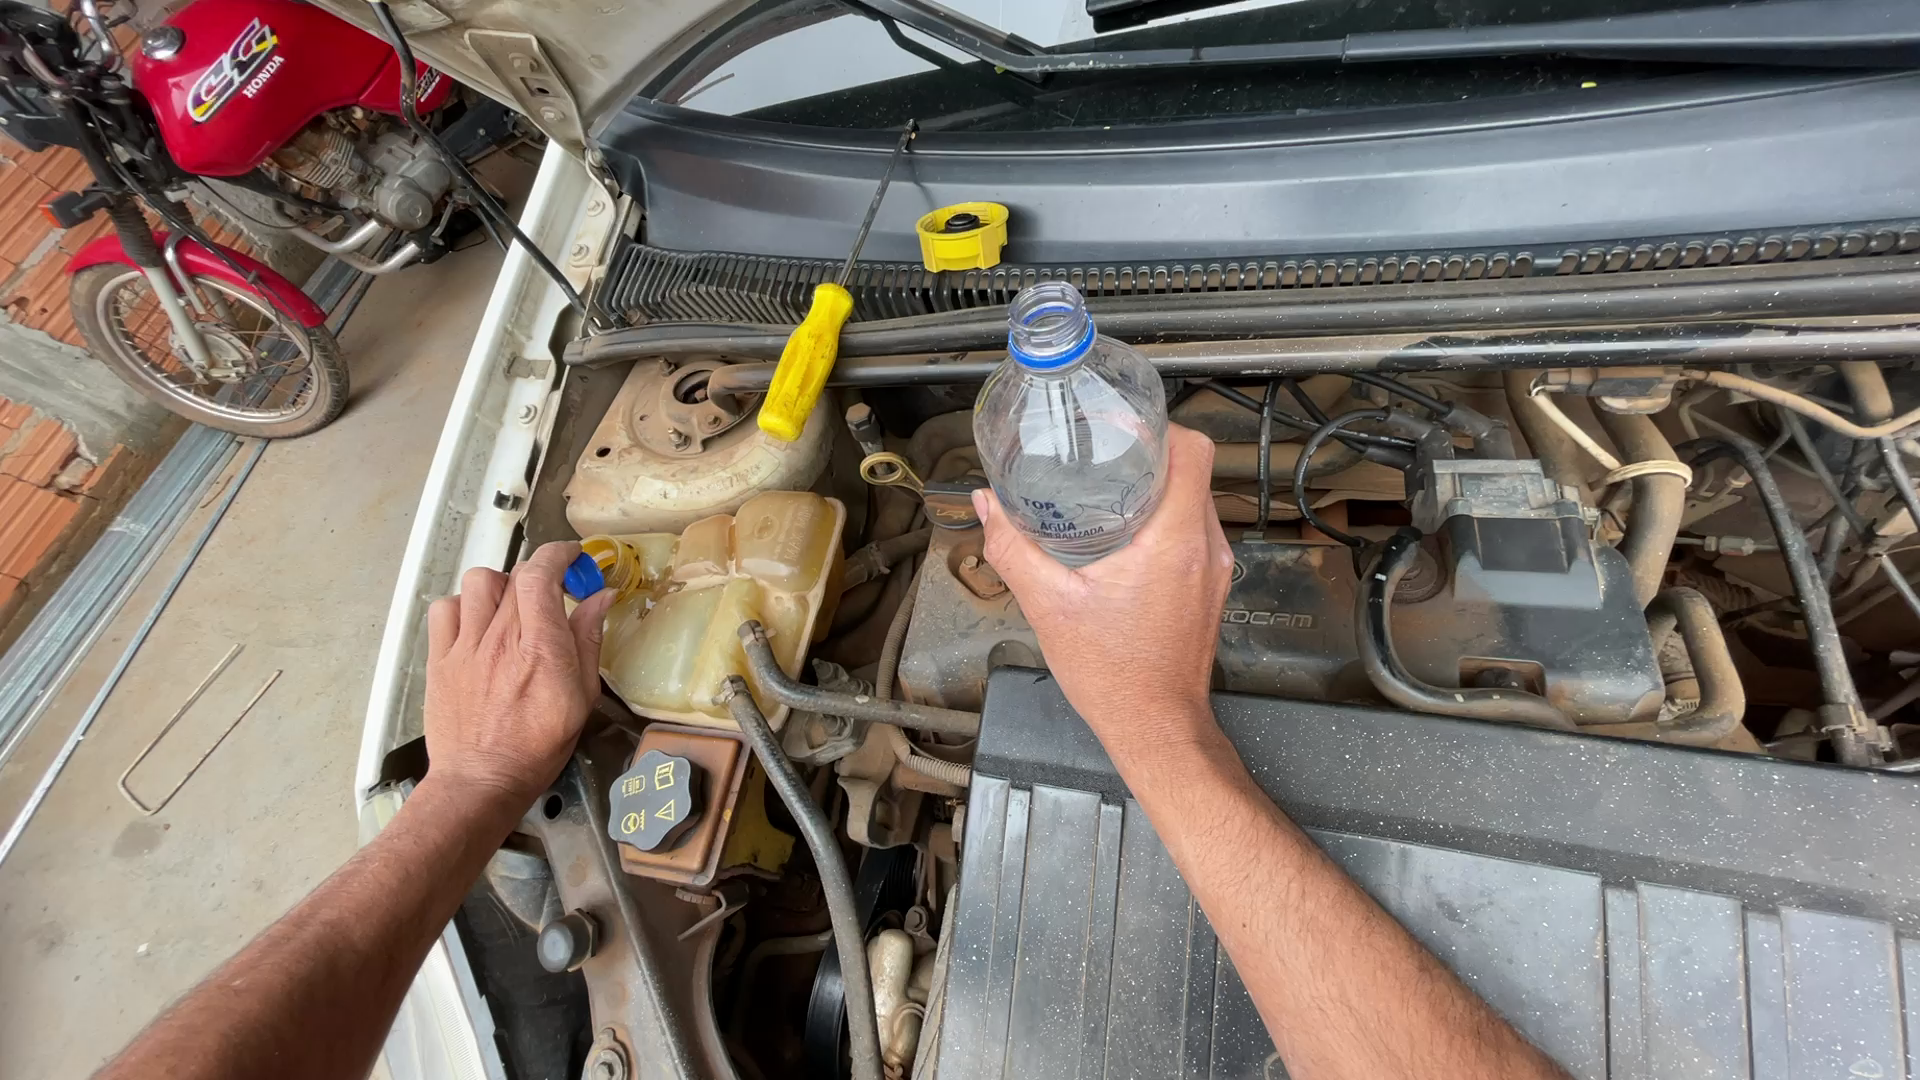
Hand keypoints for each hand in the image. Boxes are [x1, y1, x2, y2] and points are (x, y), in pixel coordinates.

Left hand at [423, 541, 615, 808]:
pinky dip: (466, 605)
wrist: (481, 780)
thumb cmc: (540, 742)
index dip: (559, 554)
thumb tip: (601, 597)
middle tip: (556, 592)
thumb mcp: (583, 694)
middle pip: (516, 574)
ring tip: (514, 606)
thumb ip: (588, 639)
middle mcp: (500, 638)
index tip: (574, 557)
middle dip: (542, 574)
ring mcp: (464, 647)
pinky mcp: (439, 659)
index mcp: (541, 647)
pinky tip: (480, 624)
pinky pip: (445, 608)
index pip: (541, 575)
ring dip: (503, 584)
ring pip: (478, 581)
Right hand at [972, 424, 1233, 745]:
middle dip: (1151, 451)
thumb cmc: (1113, 675)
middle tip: (1103, 450)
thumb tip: (987, 506)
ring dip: (1160, 484)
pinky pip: (1196, 529)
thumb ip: (1013, 548)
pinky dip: (1166, 516)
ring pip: (1196, 498)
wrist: (1155, 726)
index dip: (1160, 426)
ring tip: (1110, 485)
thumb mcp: (1048, 606)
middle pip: (1194, 468)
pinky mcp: (1211, 586)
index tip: (1121, 424)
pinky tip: (1125, 530)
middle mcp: (1206, 548)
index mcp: (1174, 542)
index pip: (1192, 450)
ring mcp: (1215, 568)